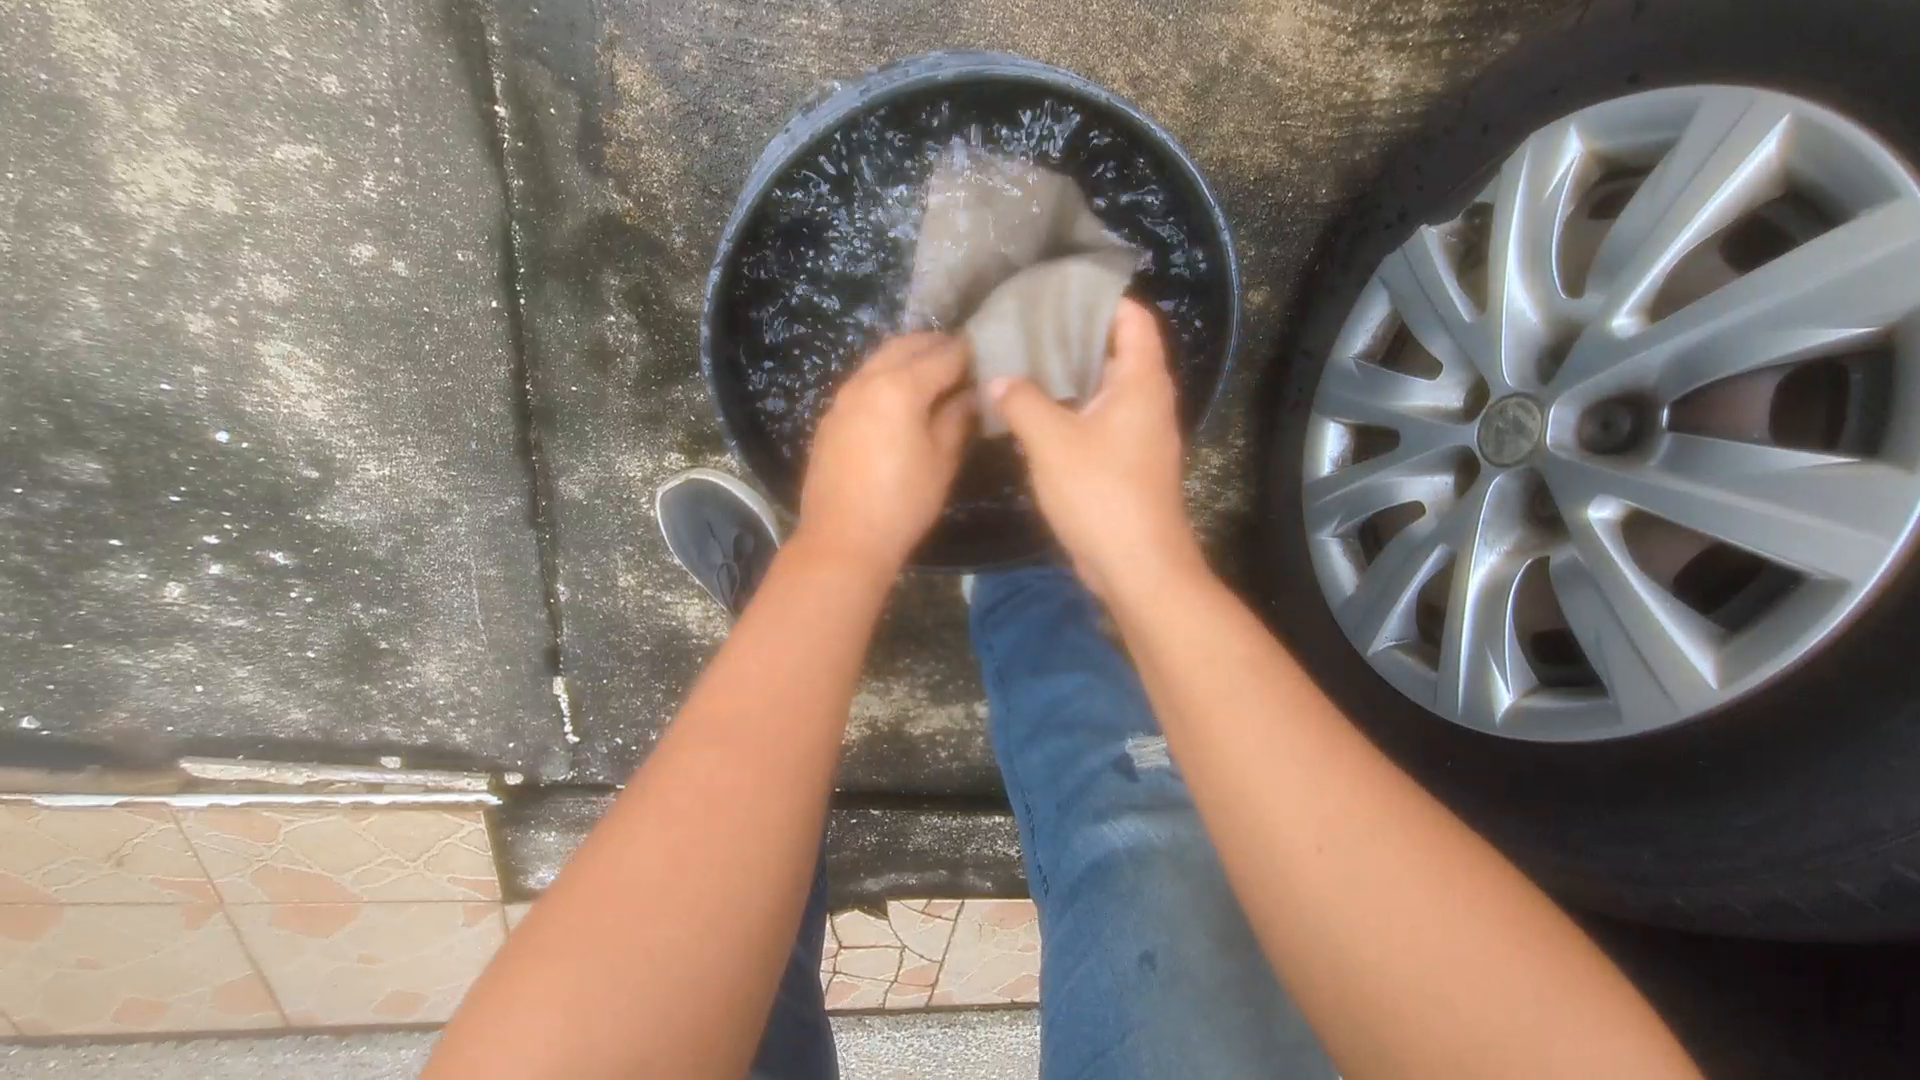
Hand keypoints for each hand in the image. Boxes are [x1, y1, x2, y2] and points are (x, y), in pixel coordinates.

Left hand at [798, 333, 975, 571]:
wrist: (842, 540)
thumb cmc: (903, 503)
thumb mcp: (942, 461)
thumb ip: (957, 420)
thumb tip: (969, 396)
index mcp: (899, 387)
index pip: (941, 356)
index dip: (966, 352)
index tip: (983, 352)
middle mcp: (866, 382)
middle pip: (903, 347)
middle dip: (932, 345)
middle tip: (959, 353)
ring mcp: (842, 400)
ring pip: (878, 362)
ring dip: (906, 358)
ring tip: (932, 373)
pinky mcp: (829, 420)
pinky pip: (861, 384)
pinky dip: (884, 378)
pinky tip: (899, 400)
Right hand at [990, 298, 1205, 599]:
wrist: (1136, 565)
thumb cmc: (1101, 493)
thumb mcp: (1051, 441)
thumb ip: (1022, 401)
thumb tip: (999, 379)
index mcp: (1142, 382)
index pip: (1133, 318)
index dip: (1100, 299)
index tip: (1057, 291)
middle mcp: (1148, 401)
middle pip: (1116, 351)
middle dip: (1073, 336)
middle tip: (1026, 325)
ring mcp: (1140, 434)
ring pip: (1104, 389)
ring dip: (1068, 376)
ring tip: (1022, 361)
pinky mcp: (1127, 463)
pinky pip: (1099, 421)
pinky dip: (1071, 410)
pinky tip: (1033, 412)